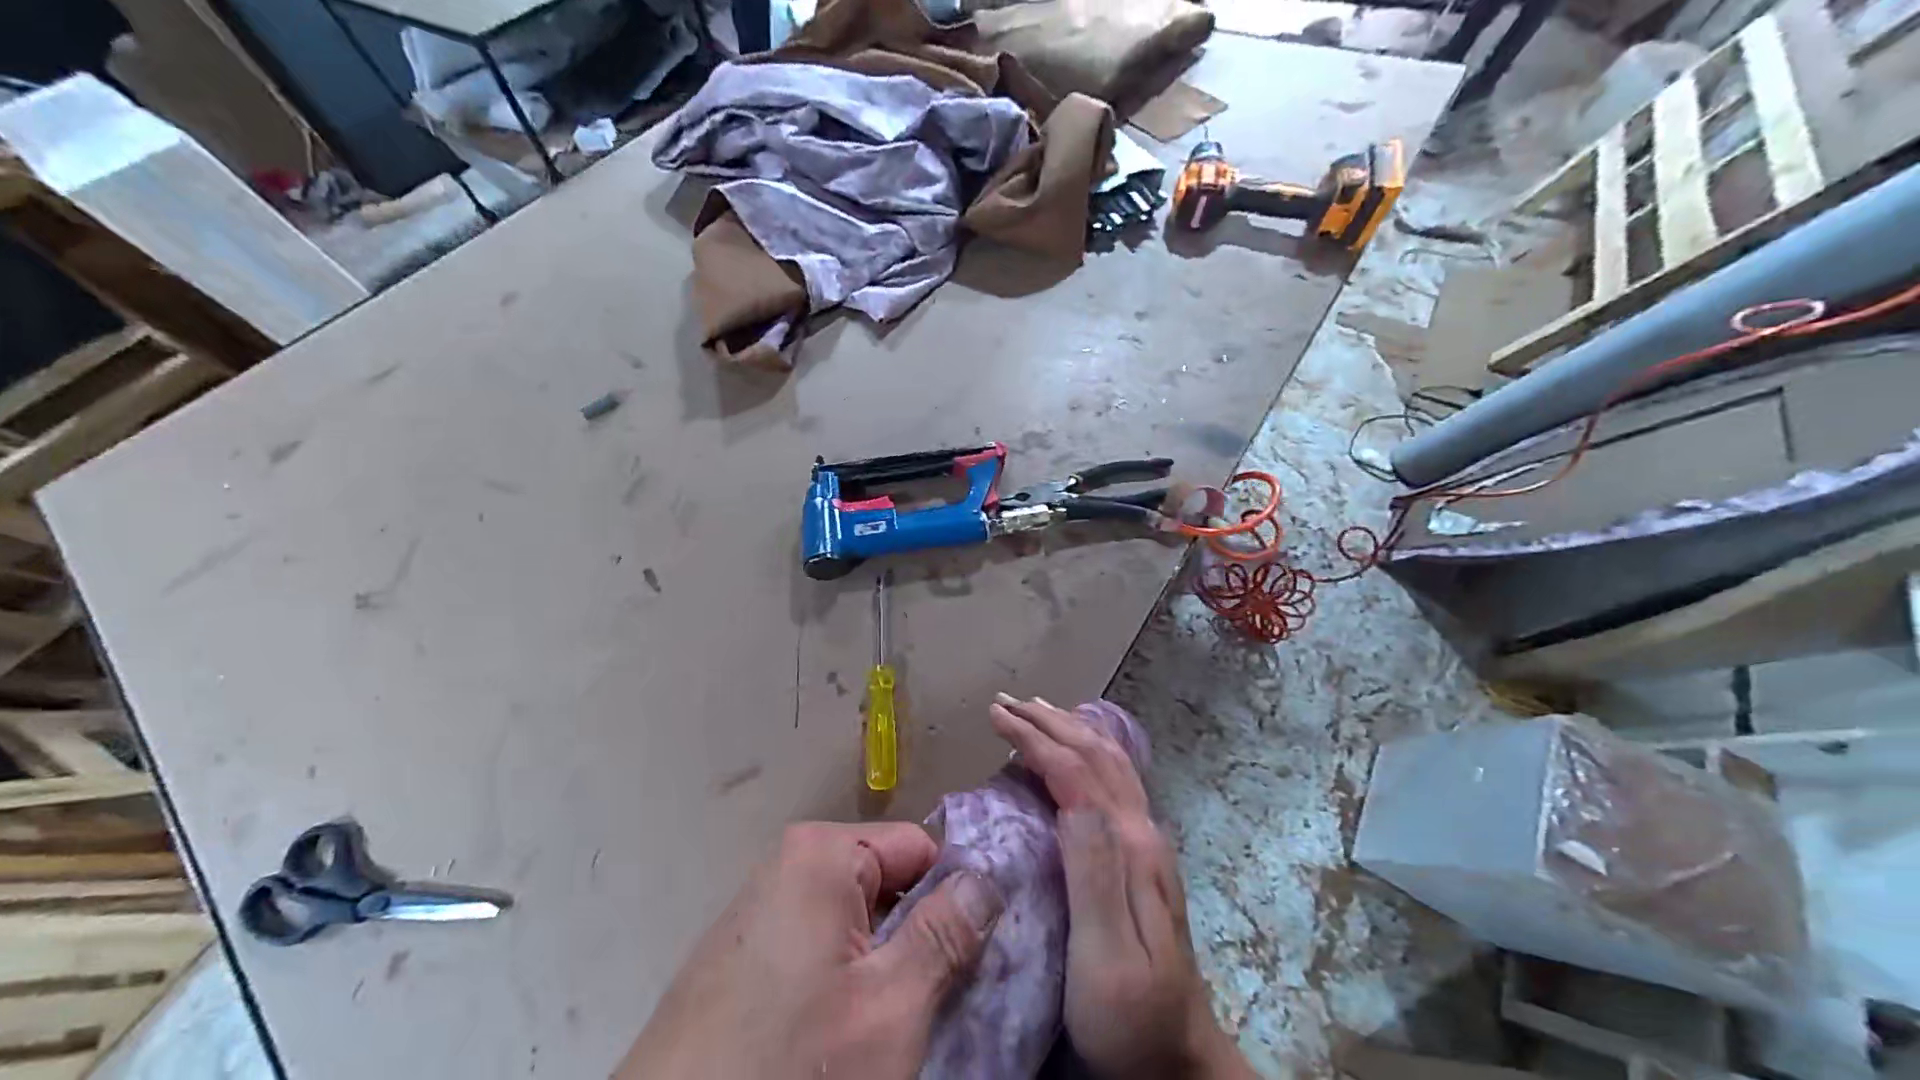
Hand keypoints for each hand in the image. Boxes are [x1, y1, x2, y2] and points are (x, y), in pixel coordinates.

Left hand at [617, 822, 1003, 1079]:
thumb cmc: (792, 1064)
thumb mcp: (891, 1004)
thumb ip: (946, 933)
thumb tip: (986, 879)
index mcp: (822, 853)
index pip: (919, 846)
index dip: (954, 894)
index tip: (974, 948)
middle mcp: (788, 864)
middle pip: (886, 880)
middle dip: (917, 931)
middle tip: (938, 994)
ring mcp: (760, 909)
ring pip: (853, 917)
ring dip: (882, 960)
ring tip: (890, 1018)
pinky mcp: (743, 954)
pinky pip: (816, 943)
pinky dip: (842, 977)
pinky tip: (841, 1029)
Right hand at [990, 695, 1255, 1079]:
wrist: (1179, 1058)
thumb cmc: (1128, 1016)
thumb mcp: (1105, 954)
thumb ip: (1093, 871)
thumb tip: (1075, 796)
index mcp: (1129, 846)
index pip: (1077, 769)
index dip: (1036, 737)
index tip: (995, 715)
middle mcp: (1142, 831)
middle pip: (1096, 754)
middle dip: (1049, 721)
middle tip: (1004, 703)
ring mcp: (1146, 842)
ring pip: (1109, 762)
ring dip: (1069, 729)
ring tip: (1034, 711)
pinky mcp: (1140, 856)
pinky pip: (1112, 780)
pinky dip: (1086, 751)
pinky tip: (1074, 751)